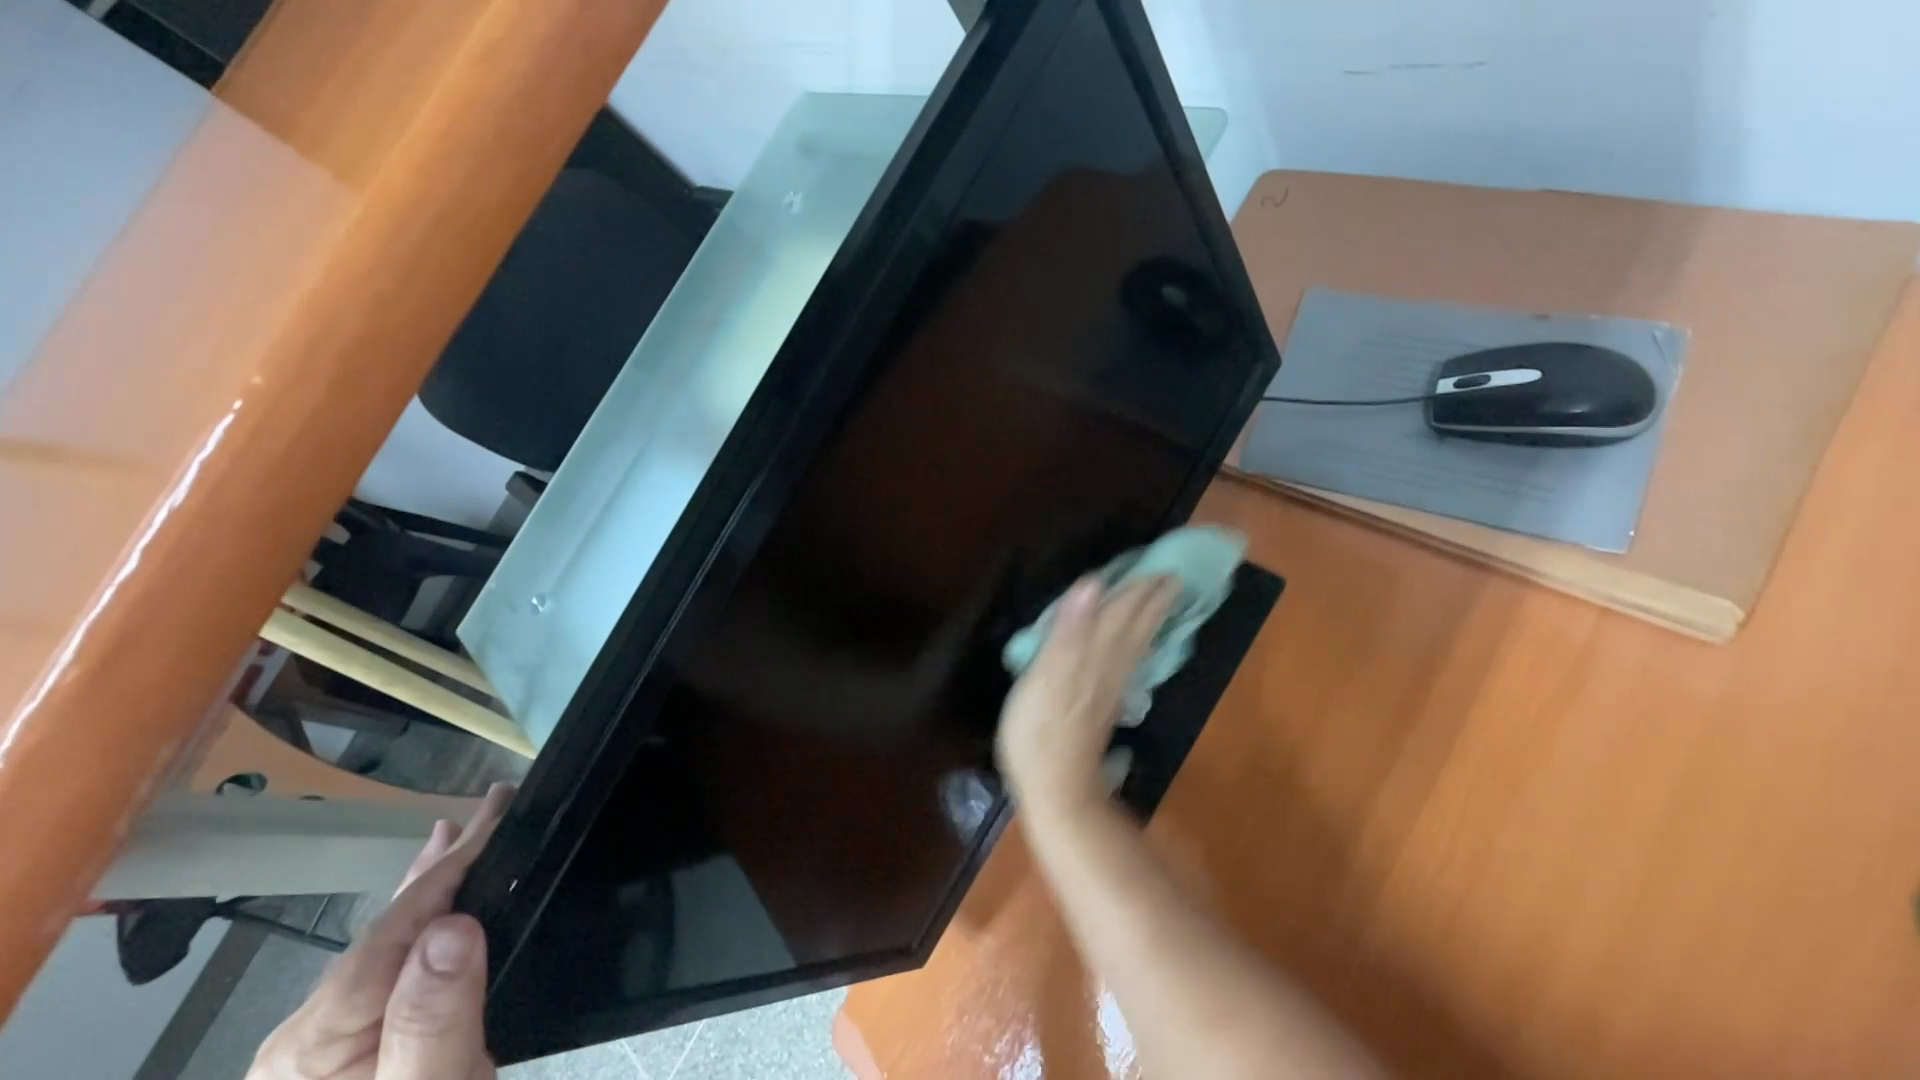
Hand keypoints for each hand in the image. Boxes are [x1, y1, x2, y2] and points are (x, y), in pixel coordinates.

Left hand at [249, 783, 514, 1079]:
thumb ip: (431, 1022)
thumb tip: (451, 926)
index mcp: (317, 1043)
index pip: (390, 936)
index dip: (446, 877)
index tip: (497, 825)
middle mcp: (310, 1035)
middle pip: (383, 930)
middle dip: (442, 866)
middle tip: (494, 807)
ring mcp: (325, 1047)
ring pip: (385, 946)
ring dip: (431, 888)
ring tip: (460, 837)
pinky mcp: (351, 1057)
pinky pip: (390, 973)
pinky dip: (420, 927)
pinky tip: (435, 914)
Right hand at [996, 576, 1176, 818]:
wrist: (1056, 787)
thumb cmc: (1040, 730)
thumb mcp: (1045, 675)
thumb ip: (1068, 629)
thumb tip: (1092, 583)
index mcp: (1094, 654)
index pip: (1121, 613)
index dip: (1138, 589)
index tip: (1160, 566)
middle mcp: (1109, 667)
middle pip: (1135, 628)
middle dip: (1151, 602)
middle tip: (1171, 578)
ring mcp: (1108, 689)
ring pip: (1134, 646)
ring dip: (1148, 622)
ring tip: (1160, 605)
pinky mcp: (1102, 708)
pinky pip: (1127, 666)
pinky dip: (1136, 650)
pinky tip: (1134, 650)